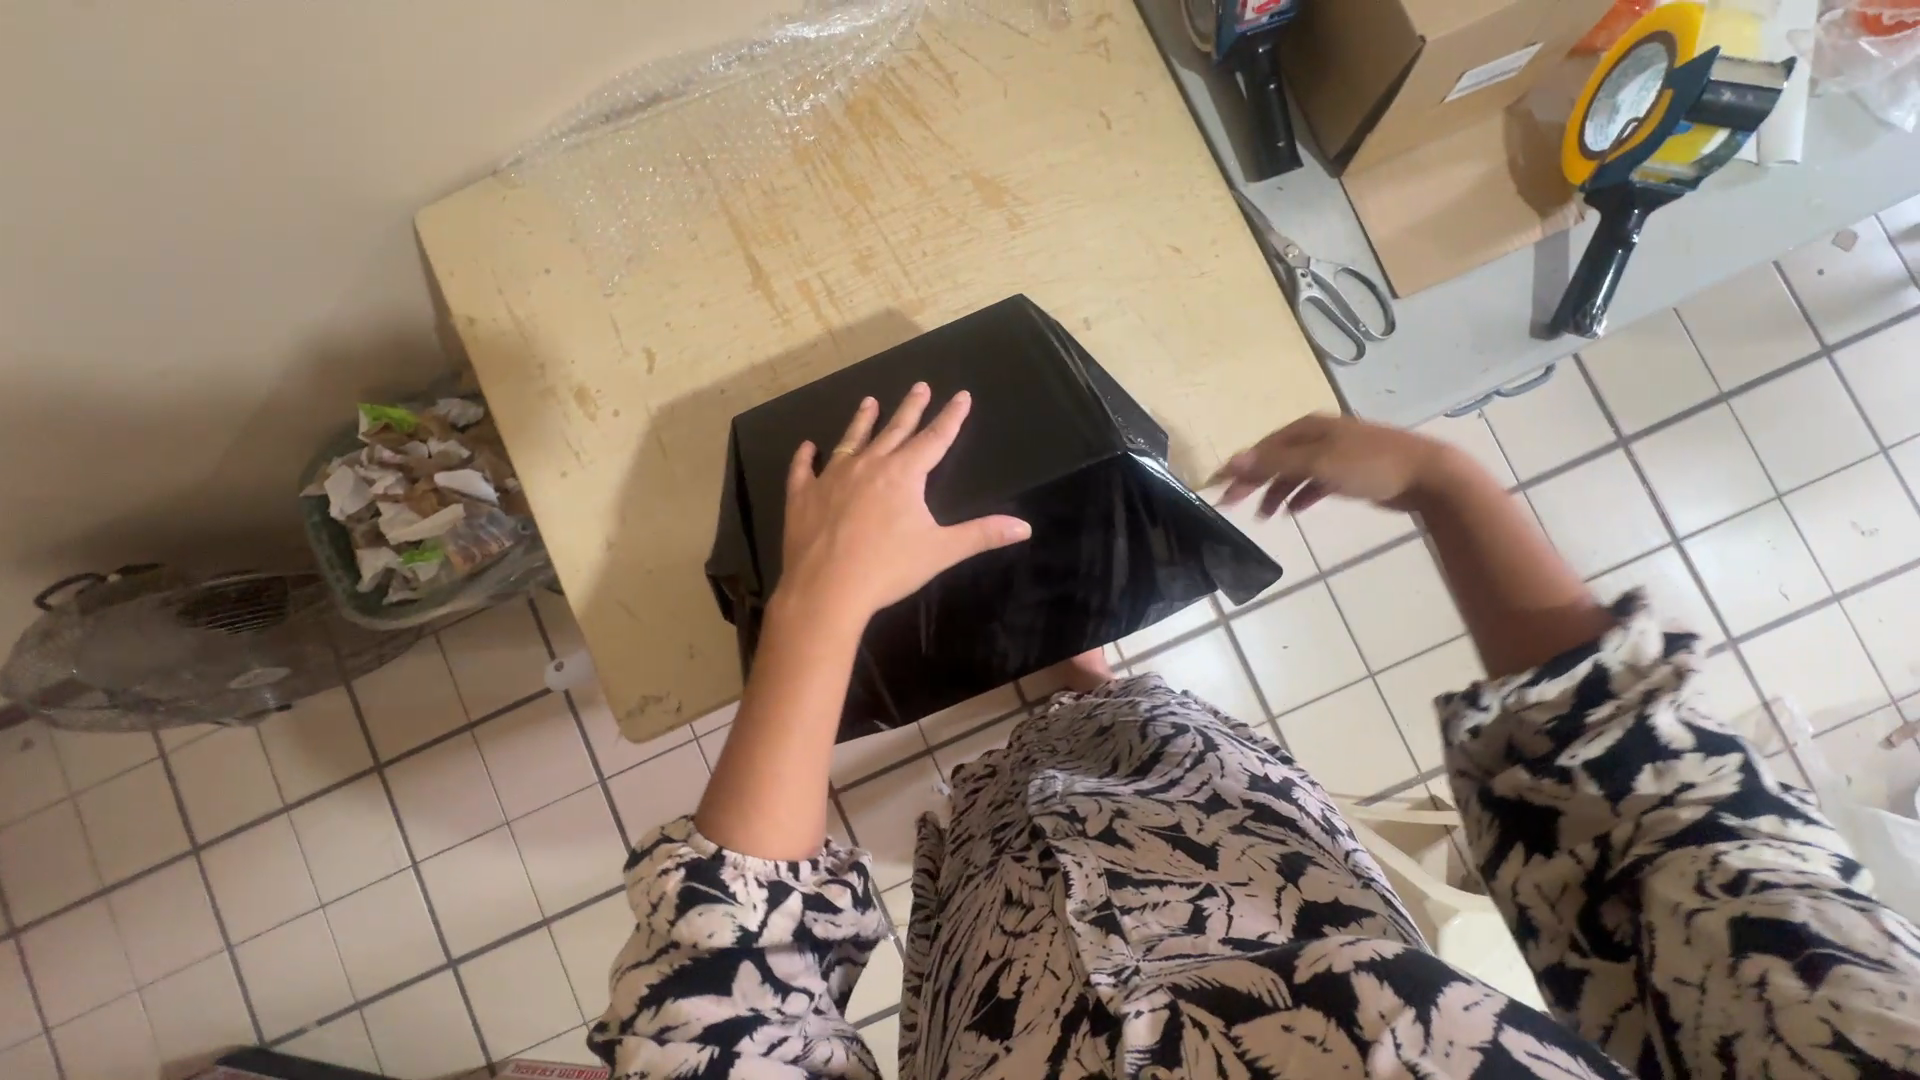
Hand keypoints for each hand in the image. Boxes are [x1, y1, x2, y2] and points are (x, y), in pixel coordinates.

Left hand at [778, 383, 1031, 621]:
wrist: (827, 588)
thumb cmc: (888, 568)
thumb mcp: (941, 551)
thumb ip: (982, 535)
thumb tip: (1024, 527)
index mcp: (904, 474)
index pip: (935, 438)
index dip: (951, 417)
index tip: (961, 395)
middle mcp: (869, 465)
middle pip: (894, 430)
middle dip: (911, 408)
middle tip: (920, 386)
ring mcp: (832, 478)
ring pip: (851, 440)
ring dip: (862, 420)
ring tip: (869, 401)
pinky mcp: (803, 496)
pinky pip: (804, 469)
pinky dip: (806, 456)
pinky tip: (808, 446)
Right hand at [1212, 414, 1453, 516]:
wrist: (1429, 475)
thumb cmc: (1370, 465)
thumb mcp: (1317, 464)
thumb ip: (1274, 464)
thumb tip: (1231, 461)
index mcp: (1308, 428)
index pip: (1262, 447)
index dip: (1239, 467)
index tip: (1218, 488)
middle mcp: (1319, 436)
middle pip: (1276, 459)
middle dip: (1253, 481)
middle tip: (1231, 505)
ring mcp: (1336, 453)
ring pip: (1294, 472)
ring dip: (1276, 492)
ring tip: (1264, 516)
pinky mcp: (1351, 471)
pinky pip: (1315, 483)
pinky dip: (1301, 495)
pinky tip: (1294, 511)